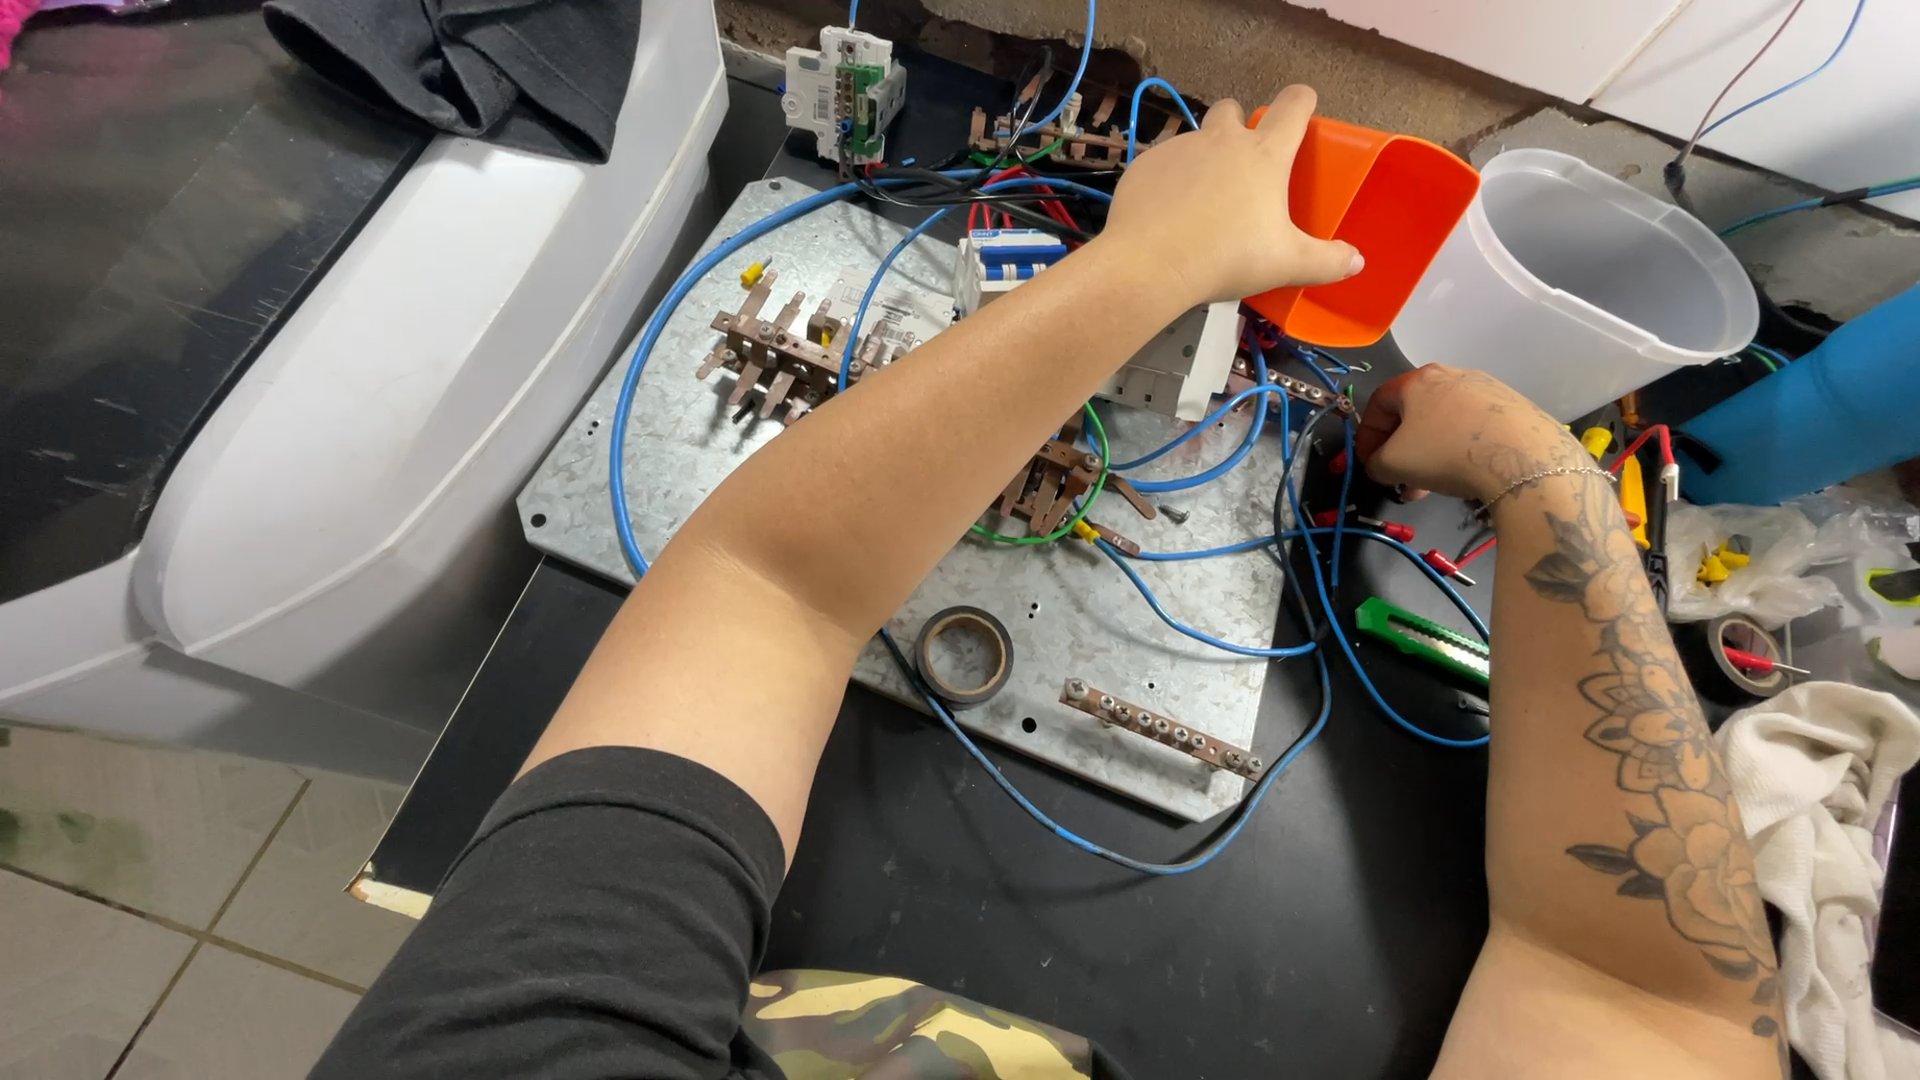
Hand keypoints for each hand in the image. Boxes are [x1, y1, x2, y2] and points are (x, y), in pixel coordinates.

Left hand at [1102, 85, 1363, 303]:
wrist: (1151, 265)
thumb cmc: (1226, 259)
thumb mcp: (1285, 264)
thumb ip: (1325, 262)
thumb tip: (1356, 262)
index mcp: (1264, 154)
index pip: (1294, 104)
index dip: (1301, 104)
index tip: (1301, 115)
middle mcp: (1221, 140)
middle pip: (1232, 109)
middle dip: (1237, 126)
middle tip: (1237, 167)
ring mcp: (1177, 150)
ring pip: (1192, 140)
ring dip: (1198, 160)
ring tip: (1196, 202)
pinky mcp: (1142, 168)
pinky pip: (1157, 168)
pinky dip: (1163, 185)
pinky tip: (1162, 216)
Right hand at [1355, 365, 1586, 502]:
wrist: (1523, 460)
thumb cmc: (1443, 452)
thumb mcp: (1390, 464)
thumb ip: (1373, 463)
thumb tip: (1380, 466)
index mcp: (1418, 380)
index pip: (1378, 403)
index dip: (1366, 435)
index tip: (1368, 462)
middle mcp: (1451, 375)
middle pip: (1411, 413)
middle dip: (1398, 449)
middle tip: (1396, 476)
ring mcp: (1486, 389)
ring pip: (1441, 423)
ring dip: (1425, 453)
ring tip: (1426, 484)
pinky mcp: (1513, 406)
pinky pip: (1469, 427)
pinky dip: (1455, 449)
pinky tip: (1459, 473)